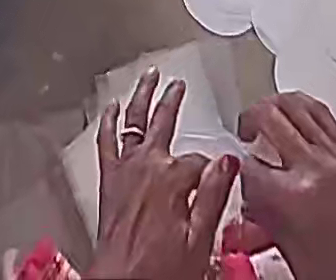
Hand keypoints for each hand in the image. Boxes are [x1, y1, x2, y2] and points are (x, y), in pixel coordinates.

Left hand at [89, 69, 237, 279]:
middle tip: (179, 84)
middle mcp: (147, 165)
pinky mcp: (109, 181)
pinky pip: (106, 142)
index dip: (213, 169)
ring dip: (142, 95)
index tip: (221, 173)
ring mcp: (126, 170)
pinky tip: (111, 108)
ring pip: (134, 120)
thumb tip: (229, 161)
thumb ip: (214, 195)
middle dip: (173, 100)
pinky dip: (108, 122)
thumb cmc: (158, 273)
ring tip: (149, 75)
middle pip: (164, 121)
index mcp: (172, 178)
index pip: (200, 161)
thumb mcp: (199, 240)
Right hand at [238, 93, 335, 279]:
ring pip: (296, 104)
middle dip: (249, 120)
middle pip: (268, 116)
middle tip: (246, 131)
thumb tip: (252, 190)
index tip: (235, 164)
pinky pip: (323, 114)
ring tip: (268, 114)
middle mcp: (312, 167)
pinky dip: (305, 108)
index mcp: (290, 199)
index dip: (236, 164)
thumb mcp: (288, 250)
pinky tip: (299, 116)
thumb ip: (266, 212)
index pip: (247, 165)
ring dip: (275, 105)